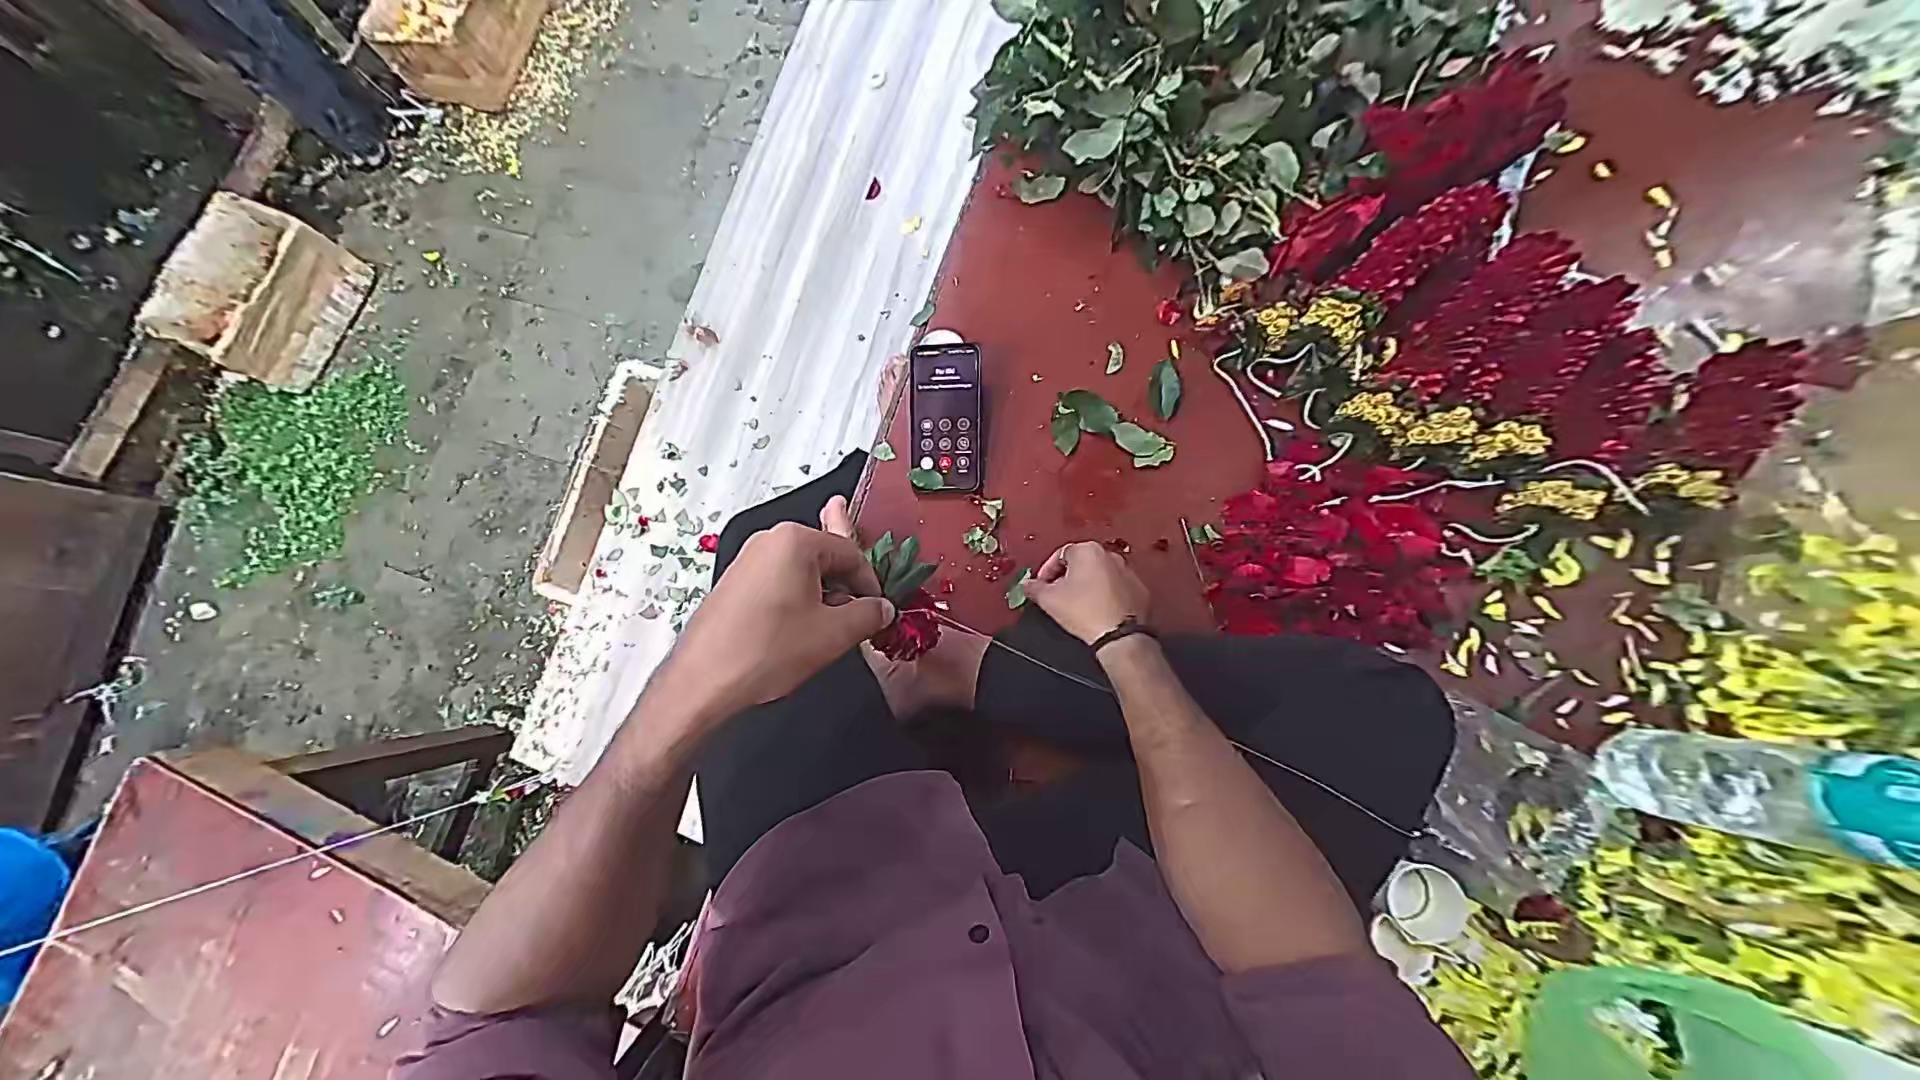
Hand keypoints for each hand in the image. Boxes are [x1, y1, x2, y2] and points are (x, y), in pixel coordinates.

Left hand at [654, 521, 894, 722]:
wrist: (702, 681)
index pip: (851, 553)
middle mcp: (769, 541)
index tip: (877, 611)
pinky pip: (779, 584)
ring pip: (802, 574)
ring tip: (823, 635)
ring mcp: (748, 561)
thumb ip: (869, 614)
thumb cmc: (767, 650)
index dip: (871, 585)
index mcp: (795, 540)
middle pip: (826, 560)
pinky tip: (795, 636)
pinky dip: (796, 604)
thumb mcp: (835, 633)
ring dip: (821, 600)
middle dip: (844, 592)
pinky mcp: (735, 583)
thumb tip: (882, 608)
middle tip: (853, 625)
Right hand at [1023, 541, 1150, 645]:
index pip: (1060, 554)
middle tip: (1056, 595)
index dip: (1046, 571)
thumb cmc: (1084, 612)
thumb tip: (1027, 585)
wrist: (1119, 635)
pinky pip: (1116, 588)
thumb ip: (1034, 588)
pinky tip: (1097, 611)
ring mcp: (1127, 572)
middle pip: (1081, 562)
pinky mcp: (1139, 589)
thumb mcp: (1049, 599)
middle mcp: (1109, 555)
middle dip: (1066, 577)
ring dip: (1087, 585)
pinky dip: (1105, 595)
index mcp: (1087, 550)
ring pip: (1099, 574)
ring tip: (1077, 605)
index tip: (1041, 585)